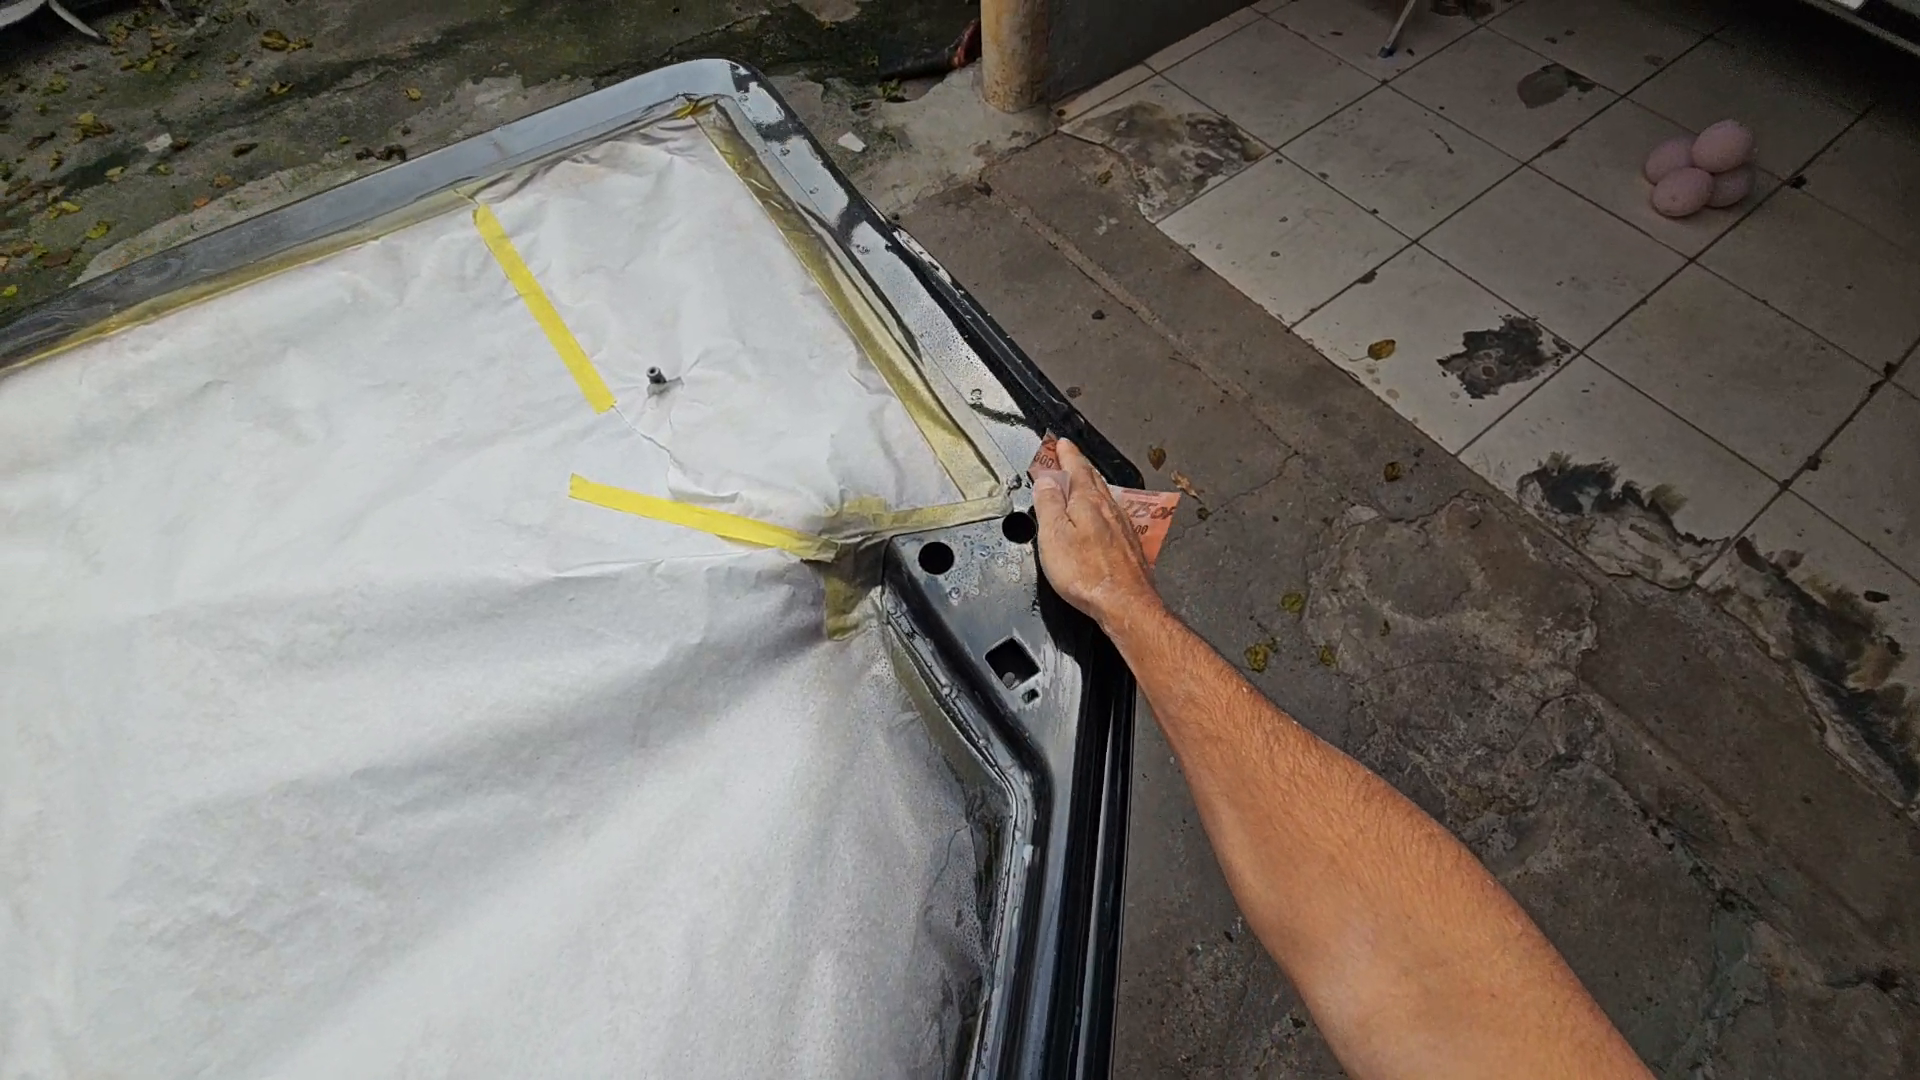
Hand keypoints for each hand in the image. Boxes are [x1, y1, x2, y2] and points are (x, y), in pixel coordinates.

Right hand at [1030, 438, 1162, 631]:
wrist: (1125, 604)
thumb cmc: (1087, 574)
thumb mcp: (1054, 536)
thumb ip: (1049, 504)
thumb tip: (1046, 480)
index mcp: (1087, 502)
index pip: (1076, 469)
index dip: (1067, 455)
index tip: (1063, 444)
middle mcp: (1108, 510)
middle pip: (1092, 479)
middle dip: (1079, 465)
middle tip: (1070, 456)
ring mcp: (1121, 527)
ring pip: (1104, 496)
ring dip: (1091, 484)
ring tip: (1084, 480)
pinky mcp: (1128, 545)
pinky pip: (1112, 515)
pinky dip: (1101, 507)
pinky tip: (1102, 515)